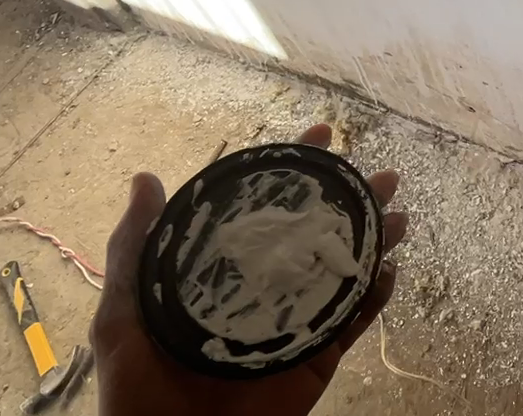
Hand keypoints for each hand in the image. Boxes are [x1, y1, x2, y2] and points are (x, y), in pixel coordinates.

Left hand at [91, 124, 407, 415]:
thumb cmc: (140, 394)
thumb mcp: (124, 318)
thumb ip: (135, 250)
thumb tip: (144, 179)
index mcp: (232, 268)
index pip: (270, 206)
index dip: (297, 167)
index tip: (323, 133)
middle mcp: (272, 283)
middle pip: (321, 231)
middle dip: (356, 198)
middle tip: (383, 175)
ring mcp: (300, 318)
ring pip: (349, 268)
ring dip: (377, 240)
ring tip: (398, 216)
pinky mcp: (319, 355)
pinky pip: (356, 320)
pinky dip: (377, 294)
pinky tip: (388, 270)